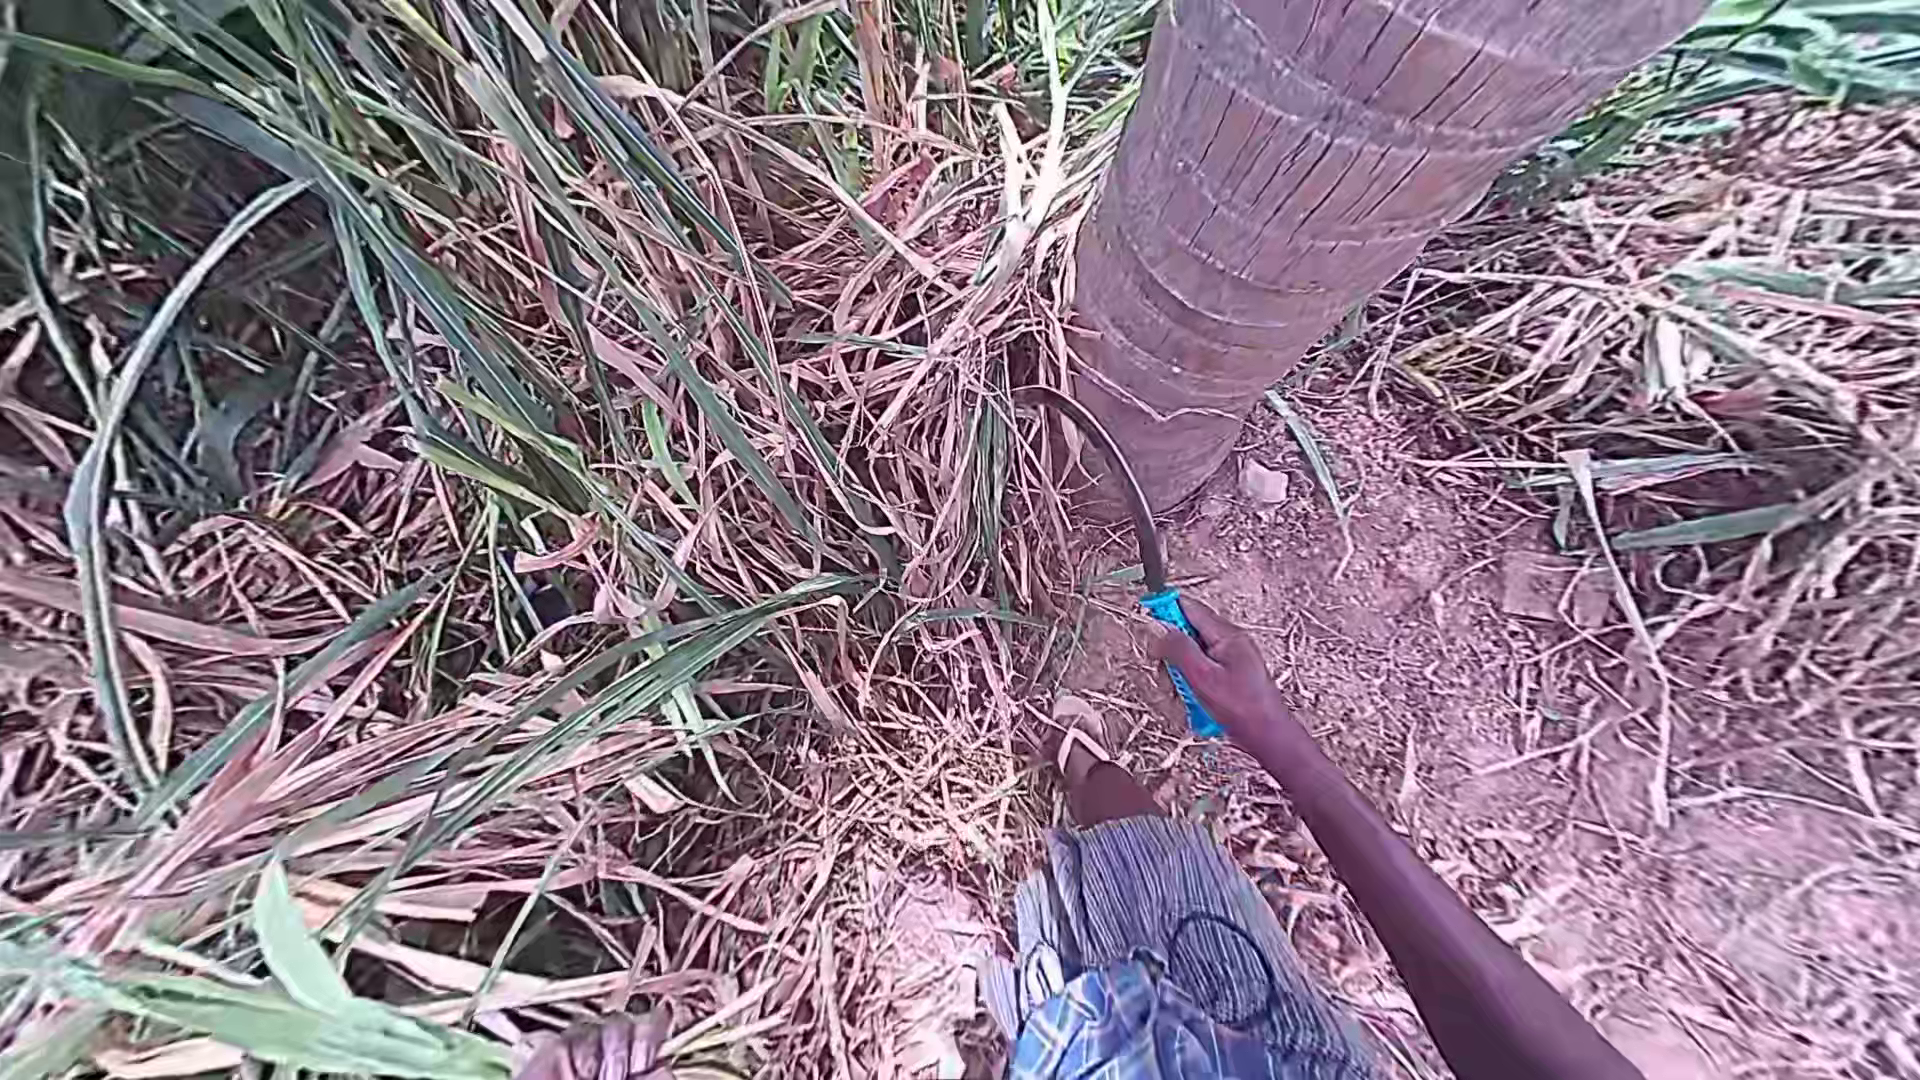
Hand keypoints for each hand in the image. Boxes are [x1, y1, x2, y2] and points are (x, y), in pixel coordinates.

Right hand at [1150, 595, 1307, 752]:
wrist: (1270, 738)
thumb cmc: (1244, 710)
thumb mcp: (1203, 677)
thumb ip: (1179, 649)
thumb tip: (1160, 628)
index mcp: (1227, 635)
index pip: (1189, 607)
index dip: (1165, 609)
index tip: (1147, 616)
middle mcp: (1231, 641)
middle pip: (1189, 628)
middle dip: (1171, 644)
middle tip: (1165, 663)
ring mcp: (1231, 657)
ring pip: (1192, 649)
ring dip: (1180, 664)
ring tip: (1183, 685)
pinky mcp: (1230, 673)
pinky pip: (1201, 665)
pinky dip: (1191, 676)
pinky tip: (1193, 694)